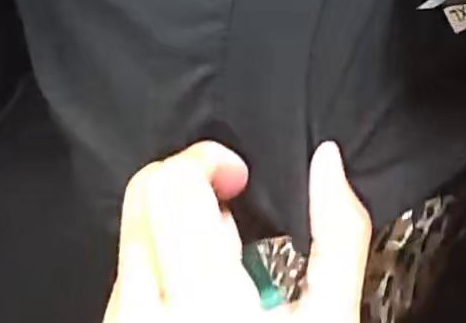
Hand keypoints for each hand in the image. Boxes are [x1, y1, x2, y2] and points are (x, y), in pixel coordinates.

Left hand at [104, 141, 370, 321]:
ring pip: (130, 246)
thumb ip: (339, 229)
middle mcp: (138, 318)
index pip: (168, 187)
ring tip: (224, 273)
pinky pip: (126, 289)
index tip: (242, 181)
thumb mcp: (334, 322)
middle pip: (139, 201)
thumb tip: (326, 158)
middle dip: (190, 185)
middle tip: (234, 216)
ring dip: (178, 233)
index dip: (207, 158)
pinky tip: (201, 309)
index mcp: (200, 301)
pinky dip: (164, 272)